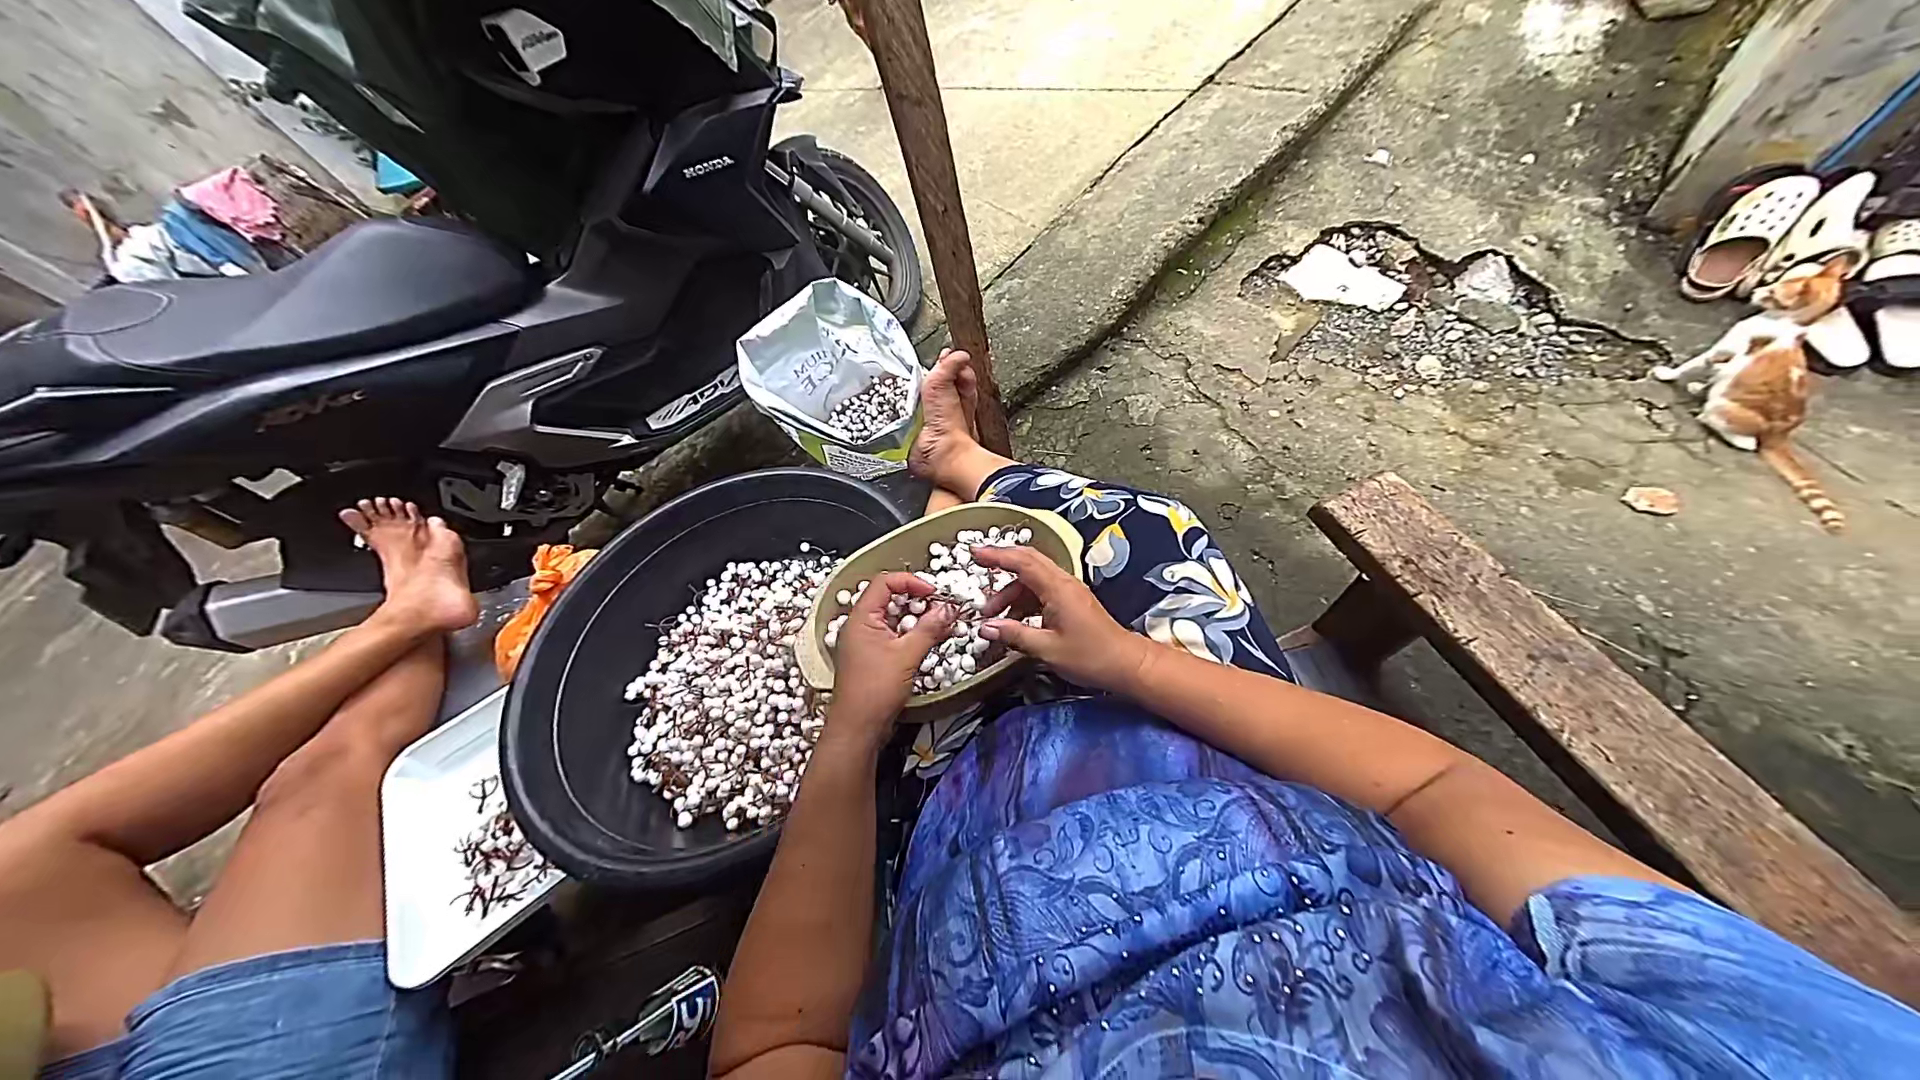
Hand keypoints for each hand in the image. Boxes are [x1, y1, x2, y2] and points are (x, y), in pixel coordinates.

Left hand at [825, 572, 957, 747]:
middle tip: (941, 609)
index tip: (932, 592)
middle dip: (919, 601)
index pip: (885, 582)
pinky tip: (931, 639)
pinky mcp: (876, 656)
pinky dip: (913, 634)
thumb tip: (947, 610)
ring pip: (896, 618)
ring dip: (919, 619)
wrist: (858, 727)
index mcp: (862, 618)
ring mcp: (868, 641)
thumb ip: (929, 629)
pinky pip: (896, 635)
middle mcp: (861, 625)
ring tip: (941, 625)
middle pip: (892, 598)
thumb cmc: (873, 692)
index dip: (910, 582)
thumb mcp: (907, 655)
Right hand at [971, 545, 1154, 692]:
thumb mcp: (1047, 649)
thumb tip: (986, 628)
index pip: (1022, 562)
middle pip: (1028, 562)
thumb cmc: (1091, 657)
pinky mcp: (1071, 601)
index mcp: (1057, 589)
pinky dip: (1023, 600)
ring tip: (992, 615)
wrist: (1126, 664)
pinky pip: (1041, 591)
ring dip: (1010, 591)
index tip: (975, 552)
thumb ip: (1015, 635)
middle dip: (1000, 564)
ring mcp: (1068, 590)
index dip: (996, 555)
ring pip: (1032, 579)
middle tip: (977, 568)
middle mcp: (1063, 583)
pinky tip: (1013, 620)